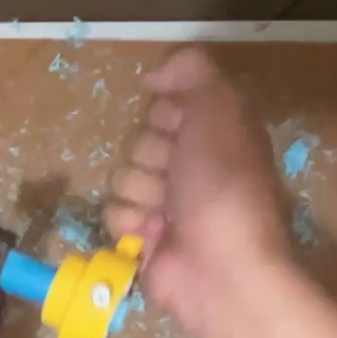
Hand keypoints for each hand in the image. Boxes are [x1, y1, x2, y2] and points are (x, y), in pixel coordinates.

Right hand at [105, 48, 294, 334]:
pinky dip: (131, 223)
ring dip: (142, 192)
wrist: (218, 266)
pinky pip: (113, 213)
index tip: (183, 129)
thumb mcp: (219, 107)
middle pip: (138, 139)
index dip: (167, 114)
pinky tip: (154, 235)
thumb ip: (190, 71)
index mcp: (211, 130)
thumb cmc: (223, 185)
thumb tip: (153, 75)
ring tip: (168, 213)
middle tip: (179, 178)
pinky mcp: (141, 236)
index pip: (163, 103)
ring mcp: (162, 202)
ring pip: (121, 176)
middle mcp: (187, 164)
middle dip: (153, 157)